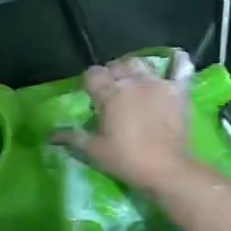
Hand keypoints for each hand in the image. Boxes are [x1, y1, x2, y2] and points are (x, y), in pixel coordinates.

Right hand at [53, 50, 197, 194]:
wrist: (165, 169)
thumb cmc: (125, 159)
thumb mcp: (93, 150)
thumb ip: (71, 137)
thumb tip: (50, 136)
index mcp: (109, 94)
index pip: (92, 74)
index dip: (89, 84)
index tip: (90, 97)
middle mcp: (132, 82)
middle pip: (116, 65)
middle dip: (110, 75)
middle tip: (110, 94)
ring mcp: (157, 83)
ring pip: (140, 62)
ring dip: (133, 69)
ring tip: (133, 83)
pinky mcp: (178, 90)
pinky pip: (180, 66)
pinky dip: (175, 62)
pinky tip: (170, 64)